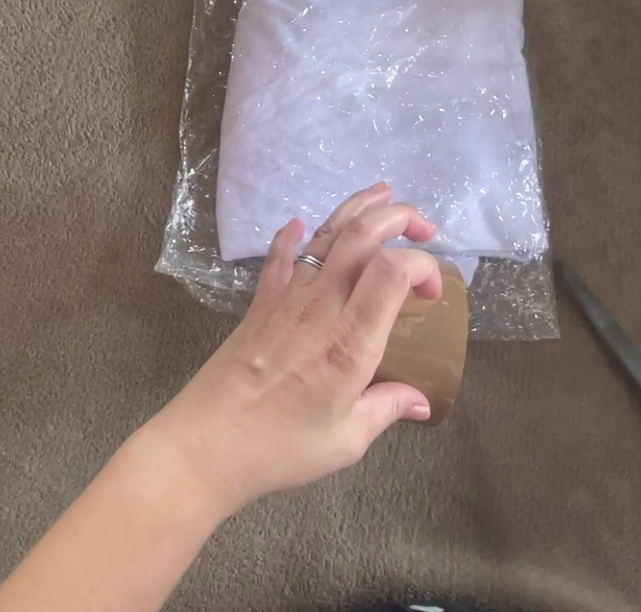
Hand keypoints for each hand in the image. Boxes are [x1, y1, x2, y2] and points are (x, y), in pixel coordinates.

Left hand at [132, 182, 442, 518]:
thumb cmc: (280, 447)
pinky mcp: (262, 299)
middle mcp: (322, 304)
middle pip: (363, 234)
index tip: (432, 292)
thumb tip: (422, 400)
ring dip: (358, 207)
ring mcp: (289, 295)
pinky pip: (280, 254)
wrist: (207, 442)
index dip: (423, 265)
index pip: (394, 270)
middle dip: (400, 218)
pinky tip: (301, 224)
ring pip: (326, 233)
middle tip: (424, 229)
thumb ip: (386, 409)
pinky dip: (293, 234)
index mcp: (351, 340)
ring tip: (384, 193)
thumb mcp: (345, 440)